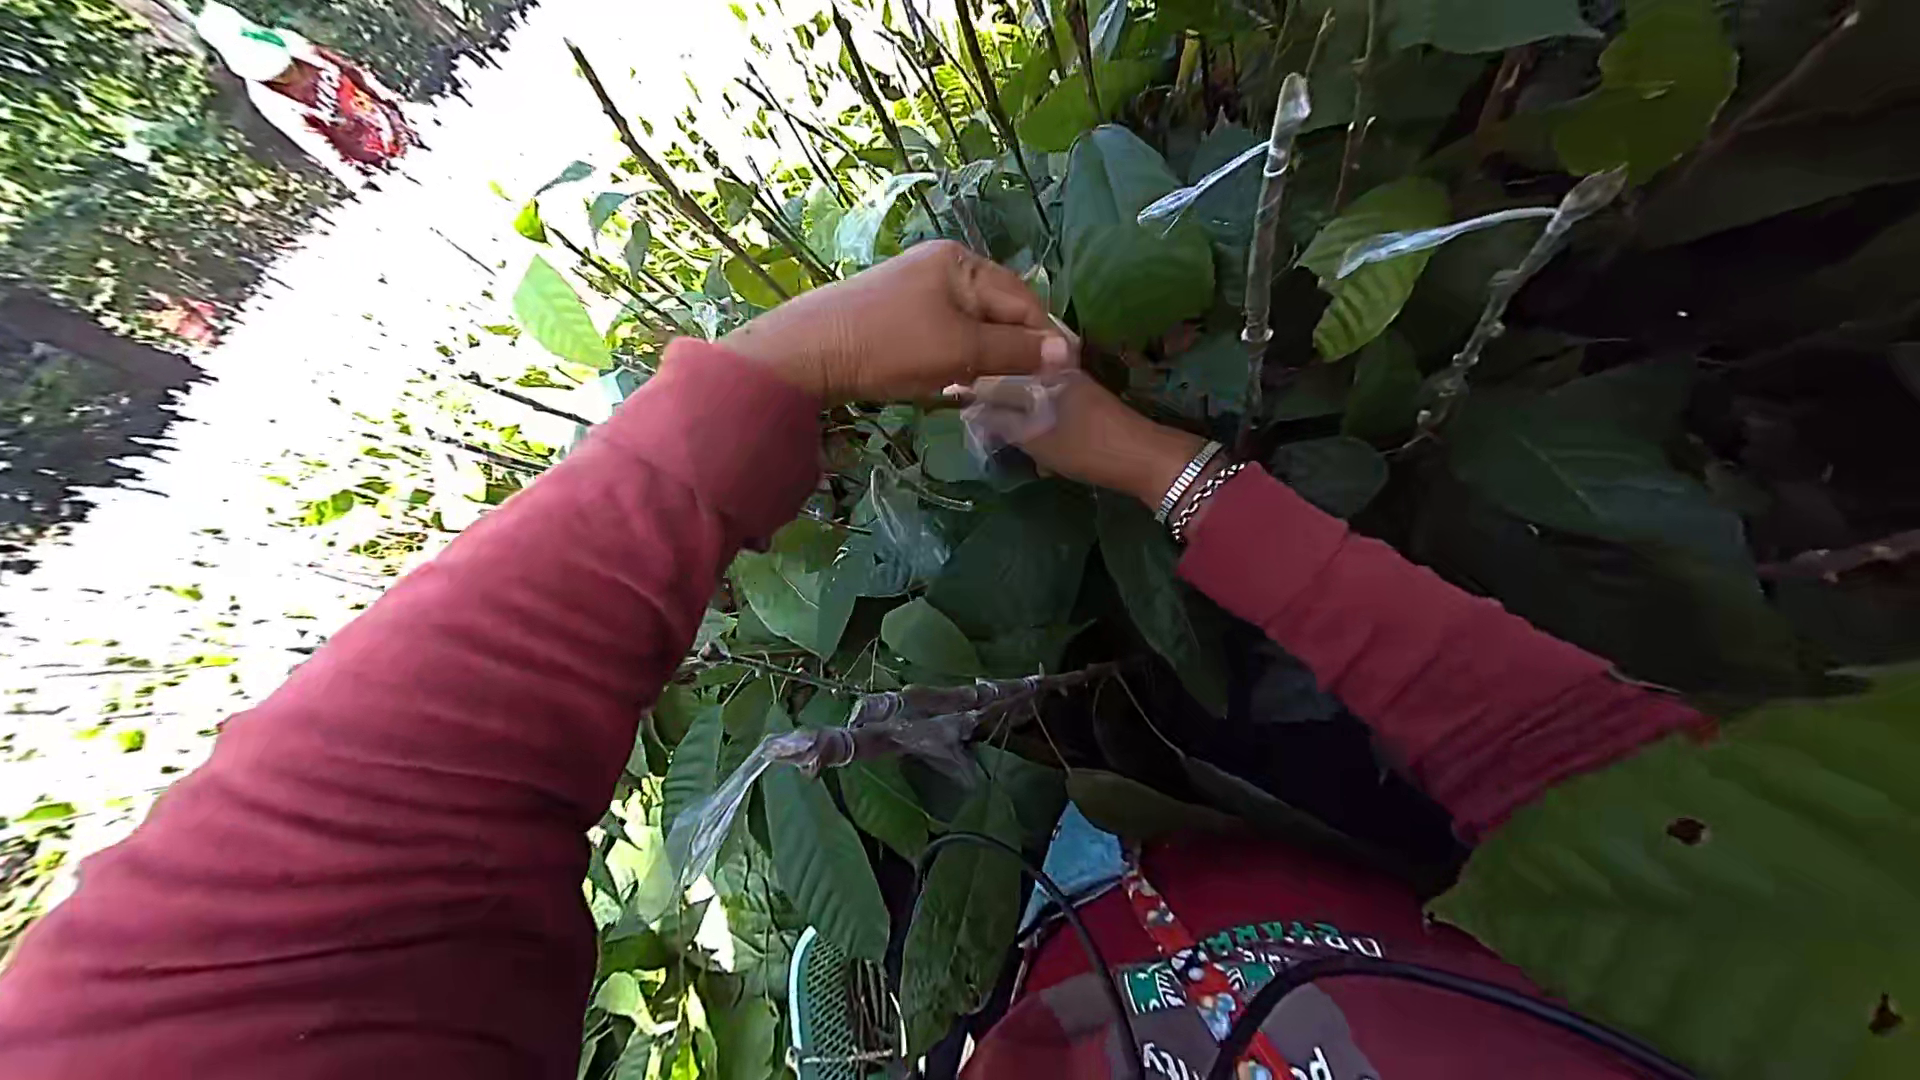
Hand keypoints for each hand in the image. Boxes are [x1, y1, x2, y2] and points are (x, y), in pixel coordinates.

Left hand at [720, 239, 1073, 402]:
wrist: (810, 353)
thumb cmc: (890, 346)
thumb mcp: (960, 350)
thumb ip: (1014, 351)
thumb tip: (1066, 353)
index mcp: (962, 263)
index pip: (1022, 299)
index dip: (1043, 338)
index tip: (1058, 377)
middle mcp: (943, 266)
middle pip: (997, 309)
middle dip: (1013, 348)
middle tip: (1025, 387)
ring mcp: (917, 287)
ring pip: (971, 324)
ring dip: (986, 355)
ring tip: (994, 386)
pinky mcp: (898, 312)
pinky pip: (945, 332)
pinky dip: (957, 356)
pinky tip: (956, 378)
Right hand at [966, 371, 1206, 507]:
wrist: (1144, 460)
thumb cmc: (1086, 446)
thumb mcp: (1035, 438)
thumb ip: (1002, 423)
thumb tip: (974, 411)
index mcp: (1045, 370)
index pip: (1001, 369)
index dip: (982, 389)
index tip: (969, 410)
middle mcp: (1060, 372)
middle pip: (1017, 385)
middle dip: (1003, 411)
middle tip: (991, 437)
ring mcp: (1076, 389)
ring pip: (1034, 402)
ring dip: (1023, 425)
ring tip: (1015, 449)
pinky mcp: (1087, 409)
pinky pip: (1052, 414)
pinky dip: (1042, 431)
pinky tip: (1042, 456)